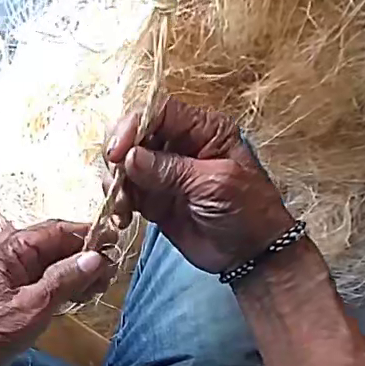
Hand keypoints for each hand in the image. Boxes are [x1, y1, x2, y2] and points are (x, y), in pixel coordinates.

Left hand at [0, 220, 113, 365]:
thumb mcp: (35, 305)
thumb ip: (66, 279)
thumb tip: (96, 257)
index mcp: (8, 247)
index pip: (56, 229)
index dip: (88, 235)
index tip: (114, 243)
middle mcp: (8, 248)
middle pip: (57, 243)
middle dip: (85, 257)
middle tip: (108, 275)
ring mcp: (11, 264)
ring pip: (54, 258)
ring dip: (77, 271)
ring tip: (96, 288)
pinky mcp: (15, 281)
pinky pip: (46, 272)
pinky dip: (64, 281)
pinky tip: (80, 294)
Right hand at [104, 98, 294, 272]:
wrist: (248, 253)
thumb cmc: (245, 210)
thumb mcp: (213, 183)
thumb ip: (170, 170)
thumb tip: (129, 157)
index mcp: (201, 130)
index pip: (159, 112)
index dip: (132, 126)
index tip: (116, 153)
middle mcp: (178, 145)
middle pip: (134, 136)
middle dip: (118, 157)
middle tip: (116, 184)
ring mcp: (162, 173)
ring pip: (123, 166)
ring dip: (116, 185)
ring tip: (122, 208)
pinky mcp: (152, 199)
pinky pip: (124, 193)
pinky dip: (117, 204)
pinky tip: (122, 220)